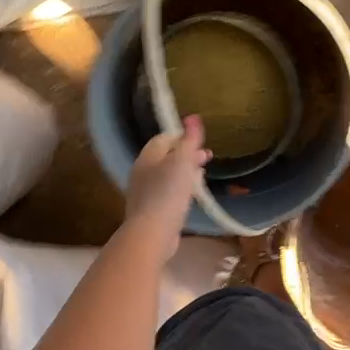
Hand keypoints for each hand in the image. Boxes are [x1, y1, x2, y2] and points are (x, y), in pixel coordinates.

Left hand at [125, 116, 211, 233]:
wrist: (152, 233)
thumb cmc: (168, 192)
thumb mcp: (182, 161)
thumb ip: (189, 139)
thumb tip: (193, 117)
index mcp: (148, 155)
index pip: (165, 137)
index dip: (184, 137)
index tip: (202, 143)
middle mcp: (142, 170)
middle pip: (167, 156)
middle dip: (187, 154)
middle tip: (207, 158)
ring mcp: (144, 191)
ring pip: (167, 174)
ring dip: (185, 172)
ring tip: (201, 176)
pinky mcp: (150, 209)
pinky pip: (167, 192)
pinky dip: (180, 189)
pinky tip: (191, 196)